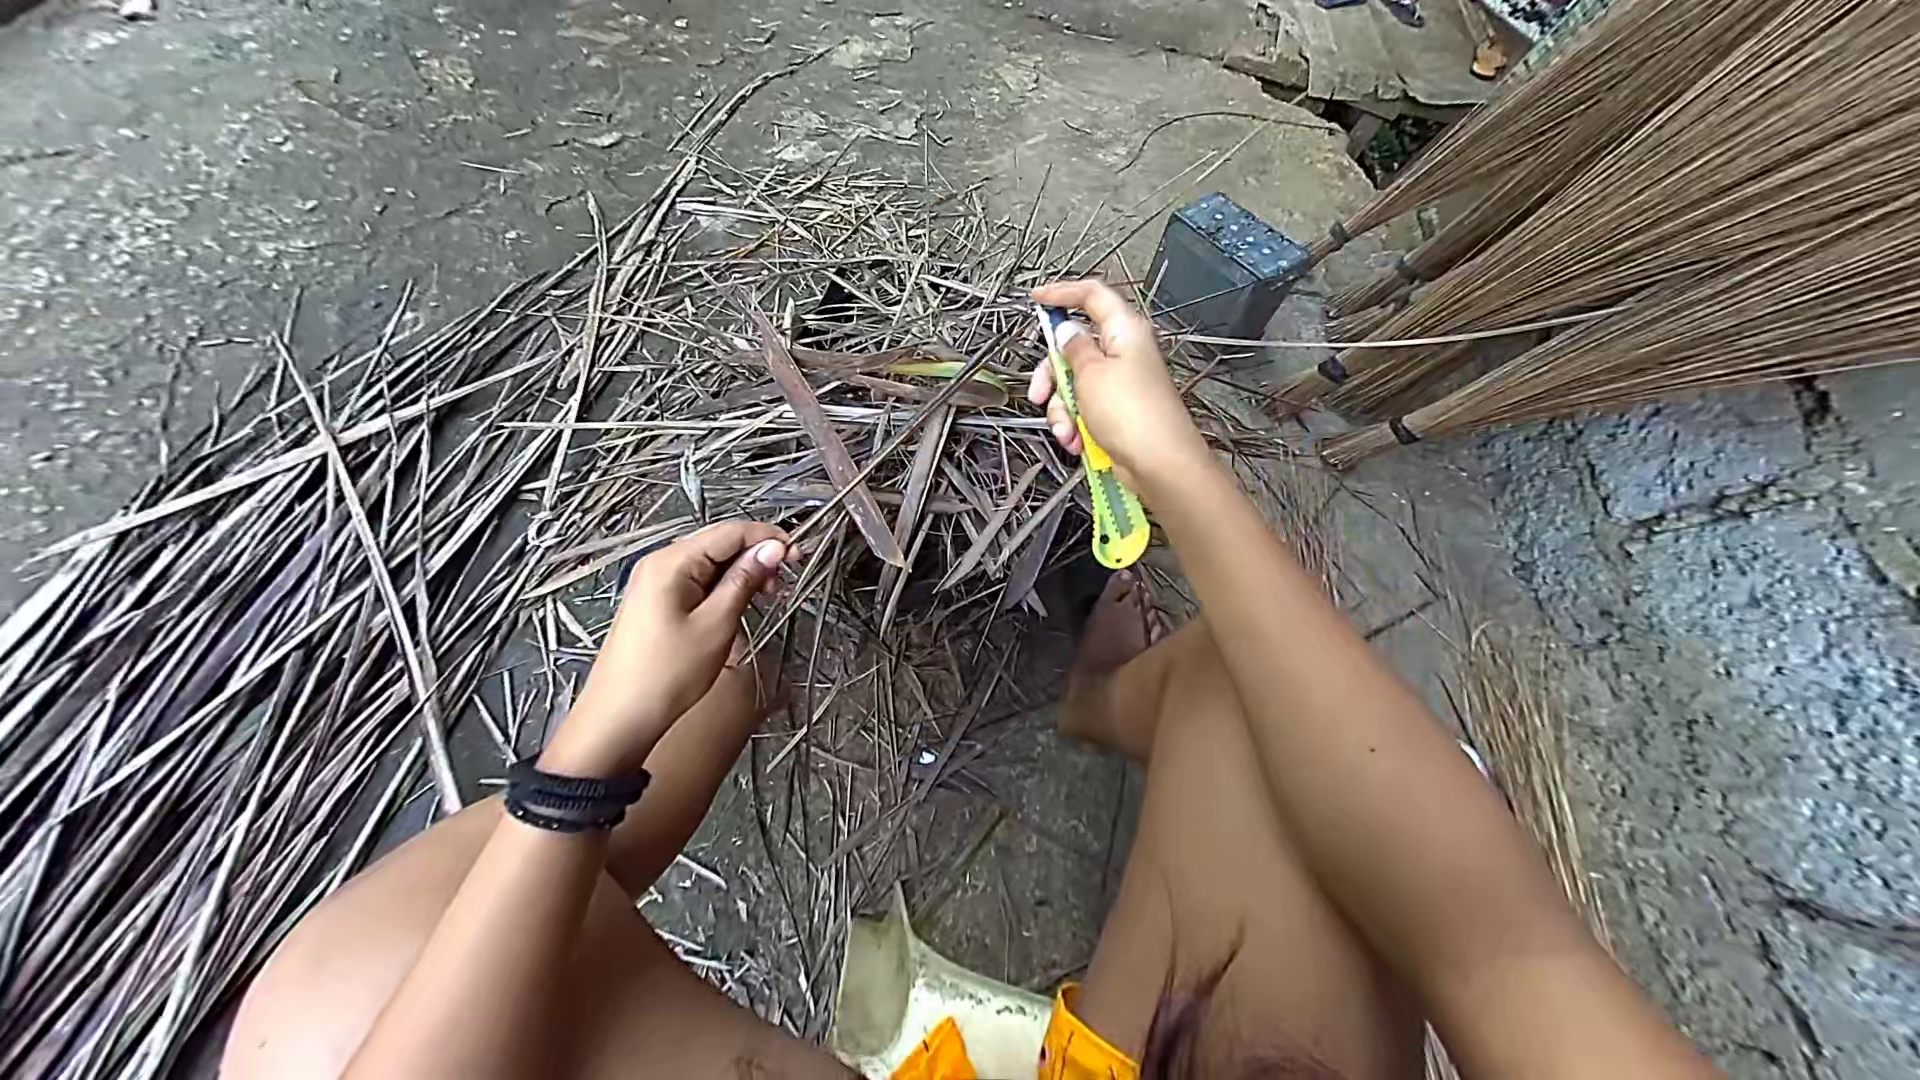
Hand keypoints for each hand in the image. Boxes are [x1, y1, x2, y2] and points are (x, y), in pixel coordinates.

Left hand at [541, 521, 790, 777]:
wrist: (620, 718)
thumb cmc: (666, 675)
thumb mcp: (717, 623)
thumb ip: (745, 580)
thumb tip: (772, 549)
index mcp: (671, 563)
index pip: (730, 531)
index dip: (768, 538)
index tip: (797, 555)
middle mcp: (660, 563)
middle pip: (720, 542)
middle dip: (758, 554)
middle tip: (787, 576)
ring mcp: (656, 582)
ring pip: (712, 561)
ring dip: (744, 570)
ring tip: (769, 592)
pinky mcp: (658, 600)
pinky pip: (700, 579)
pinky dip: (726, 585)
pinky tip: (743, 600)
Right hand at [1027, 279, 1209, 492]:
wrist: (1158, 463)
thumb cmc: (1135, 417)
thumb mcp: (1090, 375)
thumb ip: (1073, 349)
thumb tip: (1065, 333)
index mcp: (1124, 331)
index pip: (1091, 296)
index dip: (1062, 293)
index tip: (1038, 298)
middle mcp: (1124, 354)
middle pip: (1073, 349)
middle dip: (1052, 376)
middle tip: (1041, 392)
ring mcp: (1119, 384)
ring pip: (1073, 384)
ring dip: (1062, 409)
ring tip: (1068, 429)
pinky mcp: (1116, 412)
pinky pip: (1083, 410)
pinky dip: (1075, 425)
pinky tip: (1078, 441)